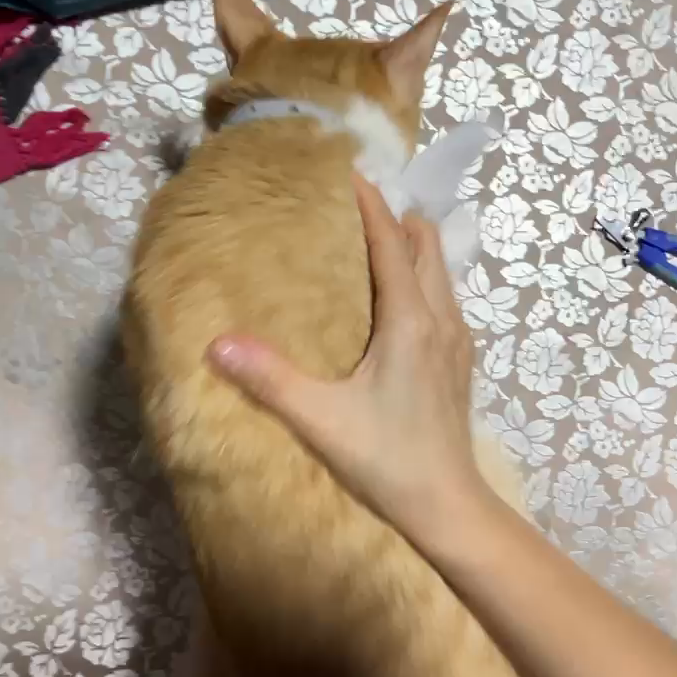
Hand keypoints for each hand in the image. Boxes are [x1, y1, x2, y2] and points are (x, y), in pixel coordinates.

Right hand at [207, 175, 491, 538]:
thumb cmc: (386, 458)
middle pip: (426, 244)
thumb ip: (269, 380)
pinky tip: (395, 302)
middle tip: (355, 208)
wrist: (447, 504)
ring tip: (372, 244)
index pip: (391, 242)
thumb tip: (217, 344)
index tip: (349, 171)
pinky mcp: (460, 361)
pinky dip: (421, 278)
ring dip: (411, 247)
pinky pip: (444, 297)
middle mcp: (442, 318)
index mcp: (410, 320)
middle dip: (395, 218)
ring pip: (440, 271)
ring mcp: (458, 339)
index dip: (370, 204)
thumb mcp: (320, 419)